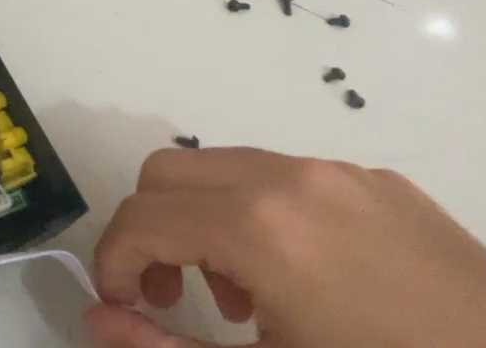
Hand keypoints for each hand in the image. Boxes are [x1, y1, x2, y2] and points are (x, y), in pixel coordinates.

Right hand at [85, 148, 485, 347]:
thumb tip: (95, 318)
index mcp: (260, 224)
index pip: (142, 219)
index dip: (113, 261)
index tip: (122, 308)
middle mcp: (292, 176)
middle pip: (170, 172)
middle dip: (153, 232)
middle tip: (177, 301)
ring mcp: (346, 173)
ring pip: (229, 168)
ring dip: (208, 221)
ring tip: (249, 298)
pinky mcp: (390, 186)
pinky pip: (293, 180)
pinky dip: (267, 216)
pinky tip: (315, 285)